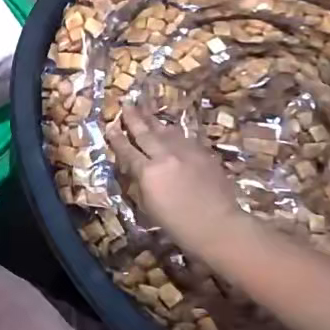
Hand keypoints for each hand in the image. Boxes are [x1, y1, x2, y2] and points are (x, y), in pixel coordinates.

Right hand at [107, 105, 250, 249]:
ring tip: (145, 111)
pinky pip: (184, 138)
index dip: (117, 139)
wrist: (218, 225)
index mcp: (148, 173)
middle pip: (146, 133)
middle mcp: (165, 156)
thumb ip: (141, 184)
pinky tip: (171, 130)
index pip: (128, 151)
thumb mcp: (150, 207)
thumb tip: (137, 170)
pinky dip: (174, 133)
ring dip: (154, 122)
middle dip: (134, 118)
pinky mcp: (203, 153)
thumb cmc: (179, 226)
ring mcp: (186, 152)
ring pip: (166, 131)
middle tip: (126, 104)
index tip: (110, 127)